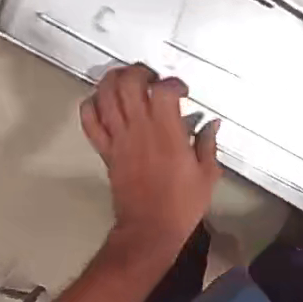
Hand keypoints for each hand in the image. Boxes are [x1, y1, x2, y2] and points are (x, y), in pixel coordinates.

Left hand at [79, 65, 221, 261]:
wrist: (149, 229)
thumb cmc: (181, 204)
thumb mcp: (207, 175)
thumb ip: (208, 145)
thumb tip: (212, 124)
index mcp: (167, 133)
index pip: (163, 90)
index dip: (173, 83)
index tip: (182, 93)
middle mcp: (139, 130)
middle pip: (128, 83)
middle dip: (139, 72)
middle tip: (151, 79)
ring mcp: (118, 139)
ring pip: (105, 95)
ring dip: (114, 81)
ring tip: (127, 83)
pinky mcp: (105, 151)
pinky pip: (89, 120)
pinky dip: (92, 105)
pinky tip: (104, 103)